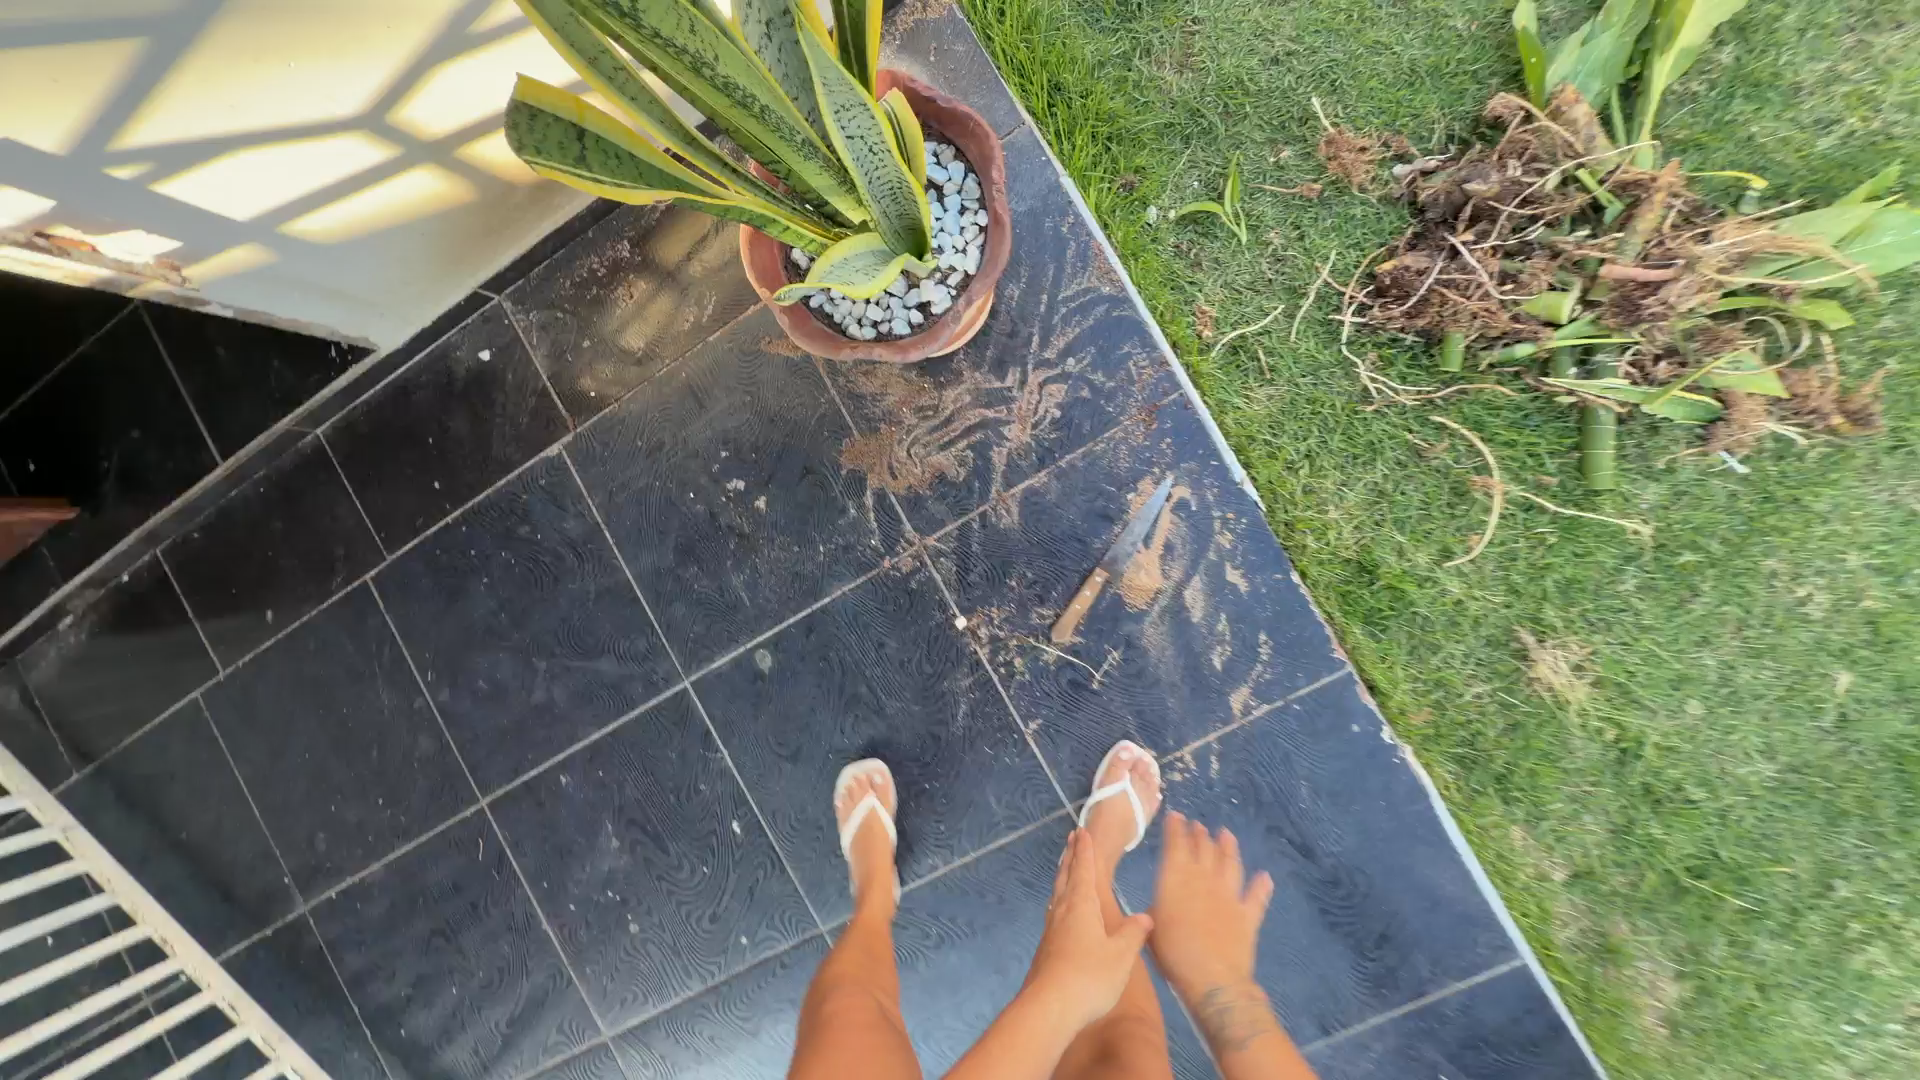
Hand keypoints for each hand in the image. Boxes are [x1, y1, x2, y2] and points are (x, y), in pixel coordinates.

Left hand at [1022, 829, 1153, 1029]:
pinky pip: (1054, 910)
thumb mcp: (1121, 956)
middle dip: (1071, 856)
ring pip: (1058, 892)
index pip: (1083, 869)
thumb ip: (1133, 933)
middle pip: (1066, 876)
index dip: (1084, 850)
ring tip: (1066, 866)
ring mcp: (1052, 929)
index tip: (1081, 831)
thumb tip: (1144, 916)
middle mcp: (1063, 910)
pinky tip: (1061, 909)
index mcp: (1081, 905)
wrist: (1050, 1006)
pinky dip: (1059, 898)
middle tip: (1072, 838)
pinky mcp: (1046, 947)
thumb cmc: (1090, 976)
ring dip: (1063, 875)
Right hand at [1149, 811, 1274, 998]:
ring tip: (1226, 834)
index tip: (1176, 815)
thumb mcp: (1151, 927)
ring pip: (1230, 863)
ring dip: (1228, 847)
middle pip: (1203, 848)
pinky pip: (1257, 896)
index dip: (1175, 828)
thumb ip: (1155, 910)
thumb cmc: (1172, 951)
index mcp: (1176, 877)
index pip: (1176, 844)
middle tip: (1198, 825)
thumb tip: (1158, 906)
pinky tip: (1265, 876)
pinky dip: (1262, 885)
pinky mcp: (1248, 914)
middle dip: (1200, 834)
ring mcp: (1229, 895)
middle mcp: (1204, 878)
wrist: (1211, 977)